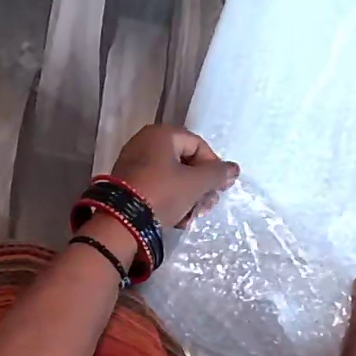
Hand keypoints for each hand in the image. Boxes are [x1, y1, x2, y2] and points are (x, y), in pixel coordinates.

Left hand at [110, 124, 239, 227]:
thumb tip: (234, 170)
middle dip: (200, 187)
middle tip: (208, 206)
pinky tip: (177, 220)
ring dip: (187, 197)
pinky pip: (155, 187)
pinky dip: (169, 201)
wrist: (121, 221)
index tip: (220, 188)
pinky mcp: (126, 184)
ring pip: (171, 178)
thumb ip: (217, 174)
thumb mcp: (195, 184)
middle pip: (184, 163)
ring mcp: (133, 163)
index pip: (198, 145)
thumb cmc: (162, 194)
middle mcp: (145, 143)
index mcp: (161, 134)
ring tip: (193, 217)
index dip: (213, 167)